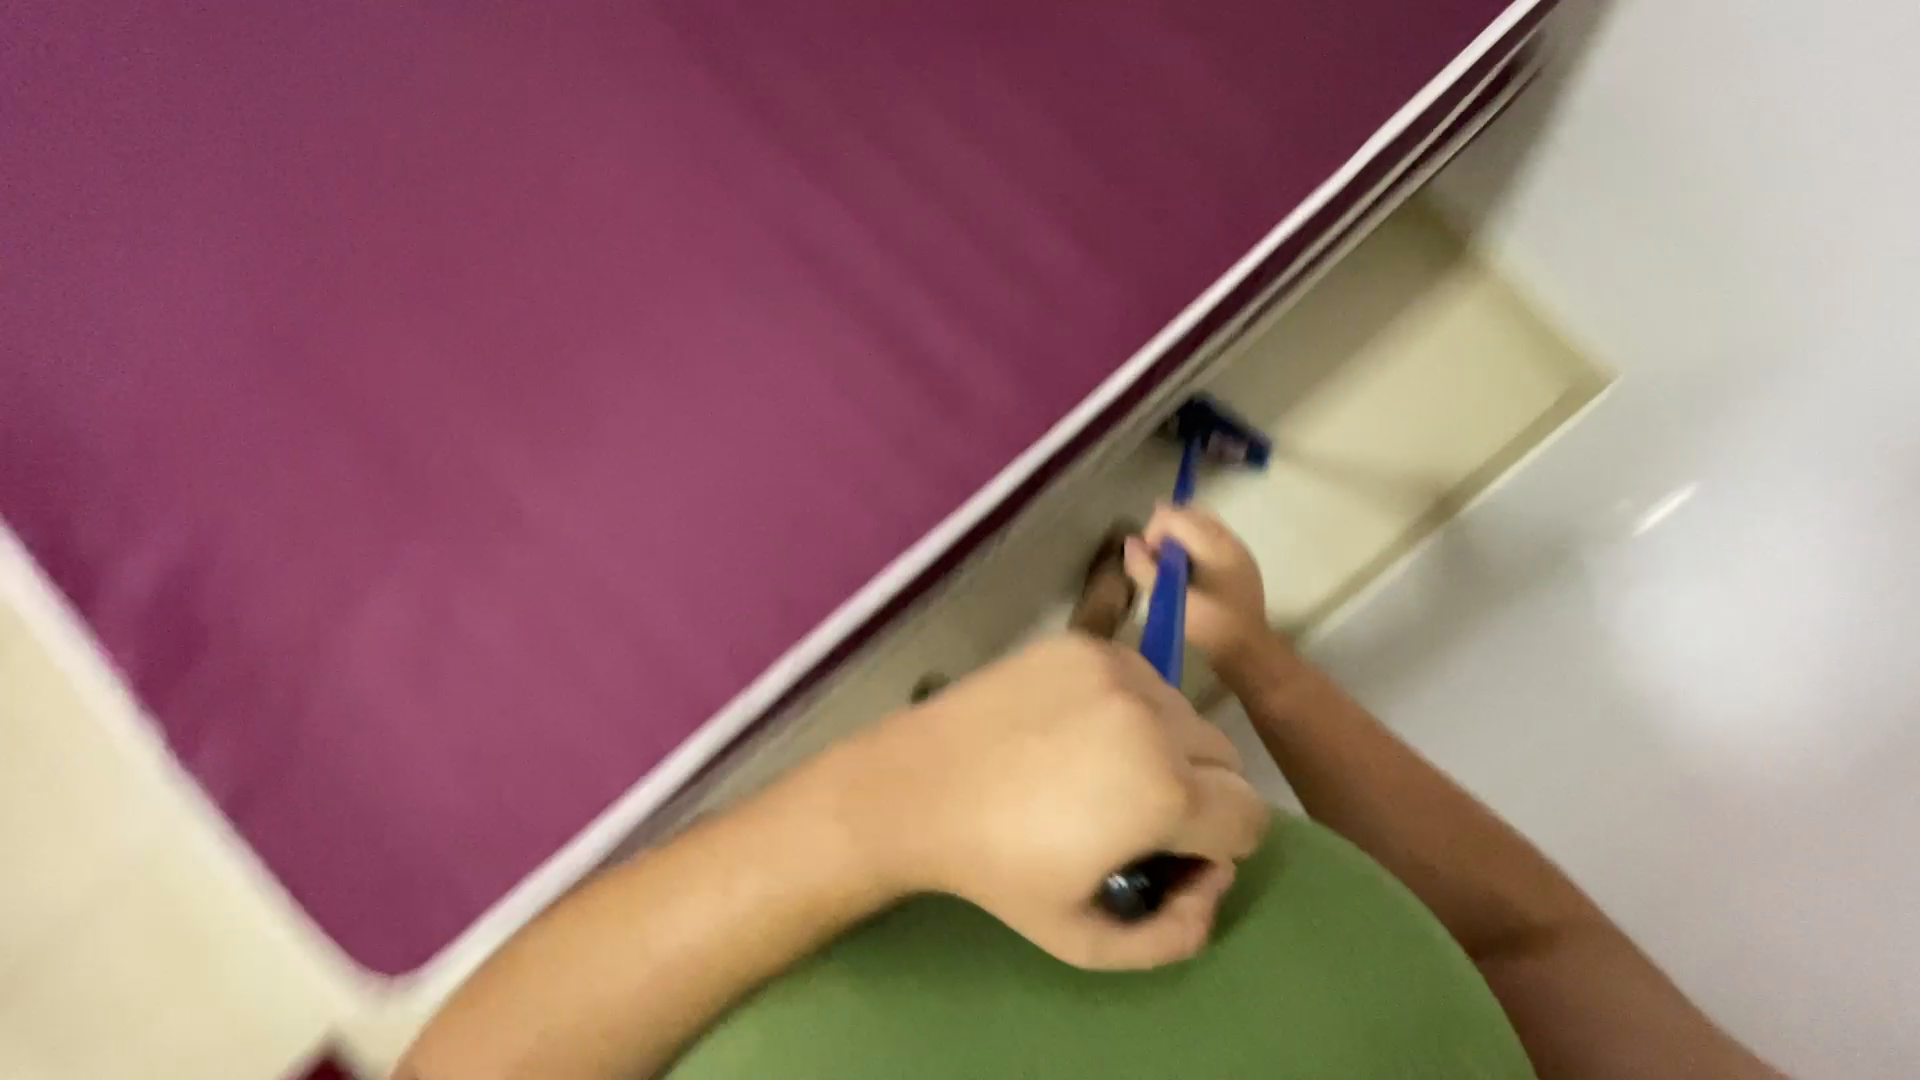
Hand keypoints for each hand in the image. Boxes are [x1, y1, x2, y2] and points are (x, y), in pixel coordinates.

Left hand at [819, 635, 1268, 970]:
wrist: (917, 785)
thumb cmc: (998, 868)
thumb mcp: (1086, 938)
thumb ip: (1174, 935)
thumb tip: (1214, 880)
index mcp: (1164, 792)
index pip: (1251, 817)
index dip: (1216, 846)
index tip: (1167, 852)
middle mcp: (1153, 718)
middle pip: (1225, 760)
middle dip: (1199, 794)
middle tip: (1134, 814)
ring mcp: (1116, 670)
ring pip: (1185, 713)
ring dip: (1167, 746)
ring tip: (1101, 770)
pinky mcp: (1083, 643)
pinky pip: (1142, 677)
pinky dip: (1130, 706)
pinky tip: (1077, 730)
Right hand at [1124, 504, 1274, 680]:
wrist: (1249, 651)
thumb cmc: (1209, 627)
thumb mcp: (1170, 599)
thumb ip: (1145, 569)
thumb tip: (1130, 542)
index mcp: (1214, 545)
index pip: (1174, 516)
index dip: (1152, 532)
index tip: (1147, 560)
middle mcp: (1228, 539)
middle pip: (1188, 513)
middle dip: (1165, 531)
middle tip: (1156, 562)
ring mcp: (1237, 549)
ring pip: (1200, 524)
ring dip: (1178, 538)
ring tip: (1170, 568)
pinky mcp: (1239, 561)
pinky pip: (1210, 538)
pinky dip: (1193, 546)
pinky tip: (1187, 573)